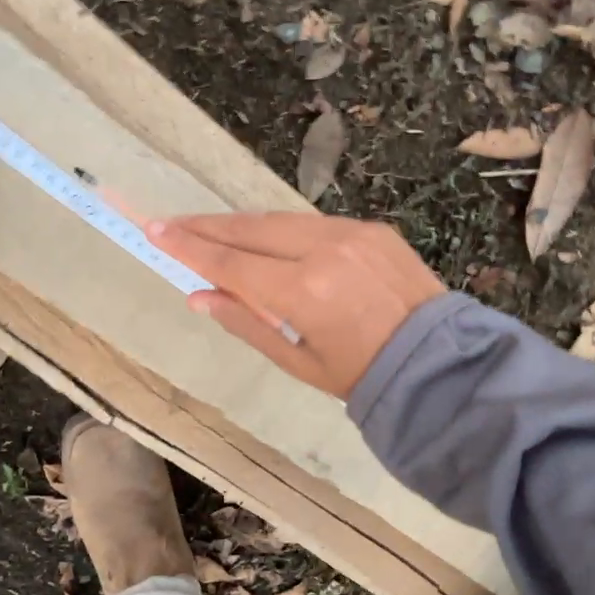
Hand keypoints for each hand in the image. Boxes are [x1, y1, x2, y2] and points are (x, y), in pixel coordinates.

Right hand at [147, 213, 446, 399]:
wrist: (440, 362)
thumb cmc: (359, 374)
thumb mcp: (296, 361)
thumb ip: (244, 323)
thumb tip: (198, 296)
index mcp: (304, 291)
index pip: (231, 262)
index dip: (189, 246)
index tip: (155, 230)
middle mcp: (325, 250)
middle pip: (250, 229)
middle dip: (206, 226)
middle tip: (171, 224)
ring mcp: (351, 233)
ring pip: (279, 220)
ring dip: (241, 226)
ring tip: (210, 232)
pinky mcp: (371, 227)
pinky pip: (311, 222)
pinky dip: (281, 230)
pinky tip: (264, 240)